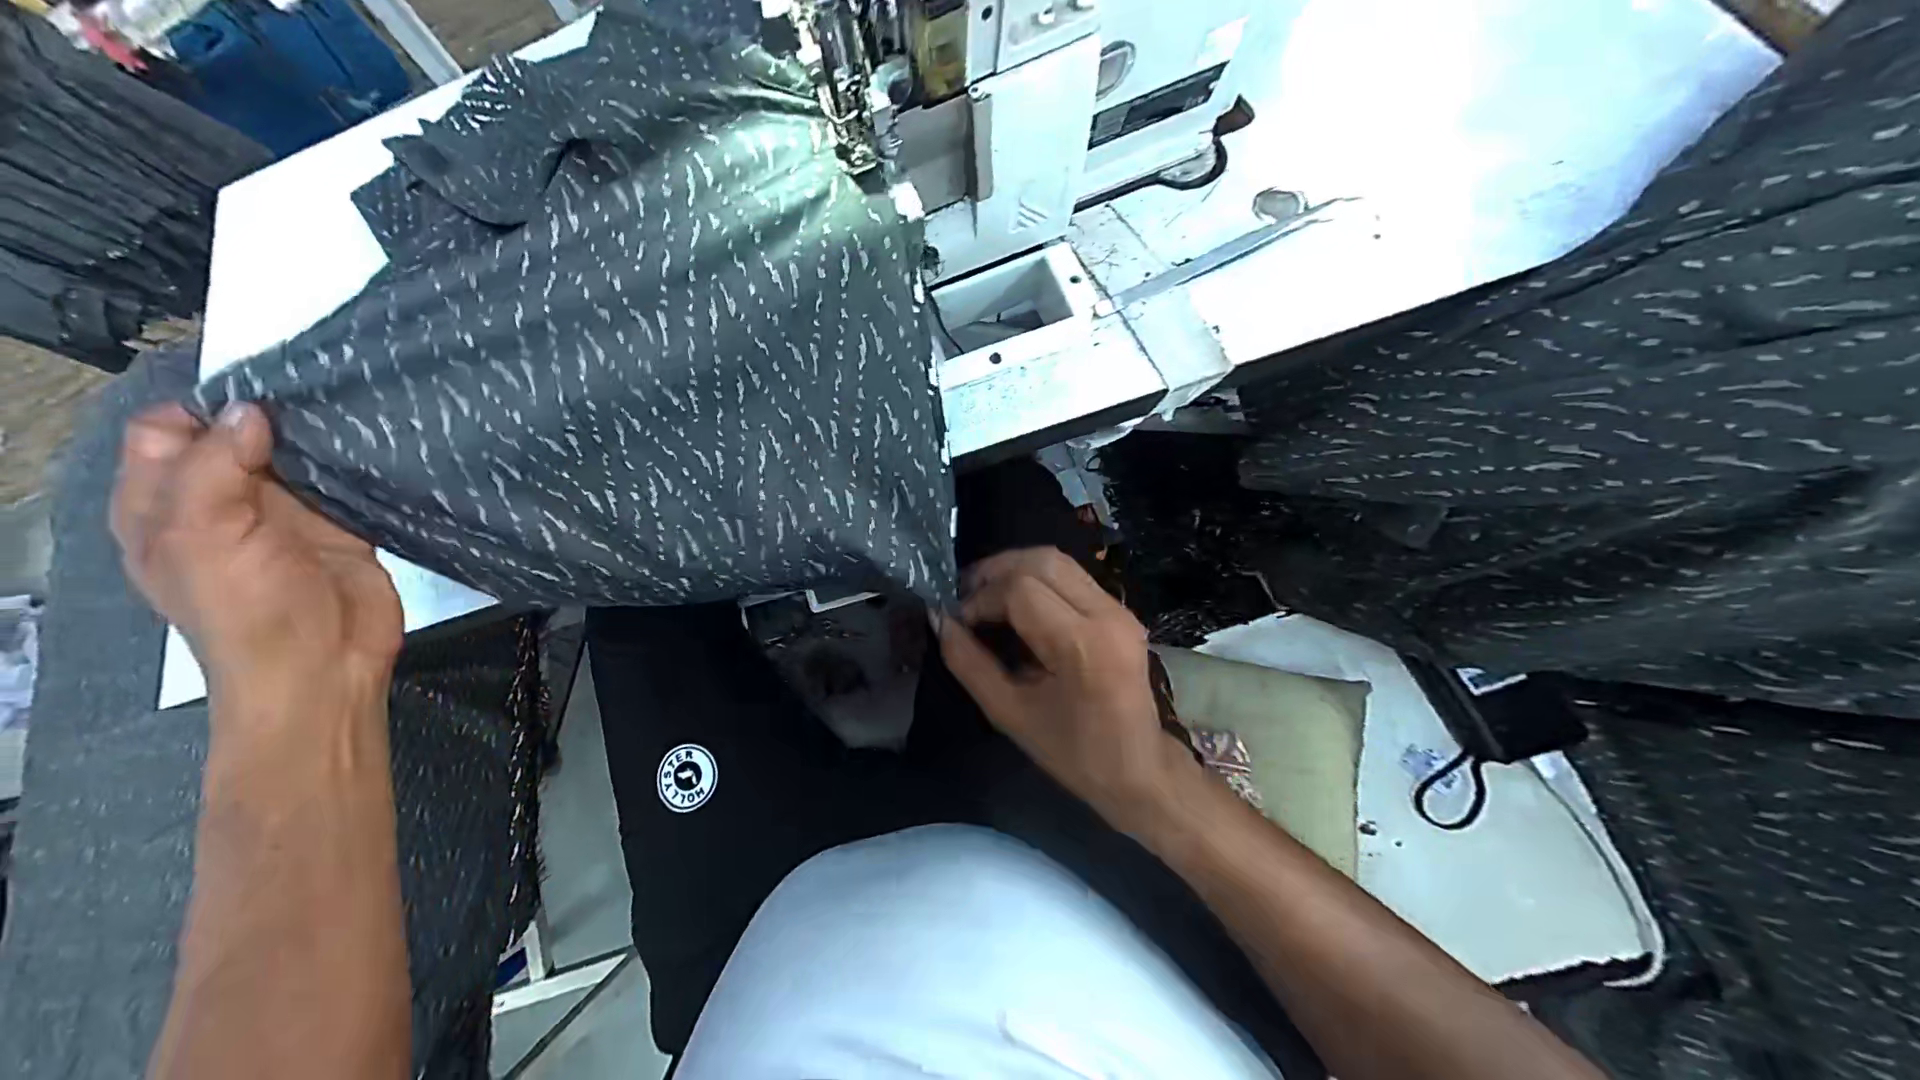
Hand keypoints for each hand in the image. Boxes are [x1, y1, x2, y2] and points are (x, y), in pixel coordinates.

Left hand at [110, 403, 402, 715]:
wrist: (325, 663)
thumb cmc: (248, 609)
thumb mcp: (203, 536)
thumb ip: (214, 467)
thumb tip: (249, 410)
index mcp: (164, 503)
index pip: (169, 429)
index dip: (205, 407)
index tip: (259, 393)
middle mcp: (224, 502)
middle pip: (239, 437)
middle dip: (271, 414)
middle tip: (316, 391)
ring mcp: (289, 516)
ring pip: (298, 457)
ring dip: (321, 437)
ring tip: (353, 409)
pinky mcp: (344, 527)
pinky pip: (348, 484)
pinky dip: (360, 466)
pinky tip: (379, 446)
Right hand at [933, 547, 1203, 832]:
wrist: (1139, 771)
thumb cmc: (1073, 753)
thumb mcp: (1009, 713)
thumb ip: (969, 663)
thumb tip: (940, 620)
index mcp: (1083, 644)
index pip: (1020, 590)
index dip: (980, 598)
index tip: (958, 621)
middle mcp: (1107, 614)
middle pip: (1042, 561)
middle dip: (995, 571)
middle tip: (965, 596)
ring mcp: (1120, 609)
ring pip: (1058, 561)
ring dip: (1015, 569)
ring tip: (985, 595)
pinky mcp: (1121, 612)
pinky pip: (1072, 577)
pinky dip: (1036, 580)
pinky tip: (1015, 605)